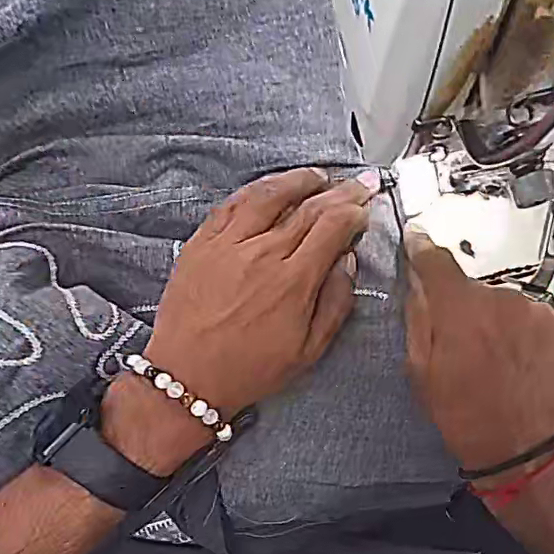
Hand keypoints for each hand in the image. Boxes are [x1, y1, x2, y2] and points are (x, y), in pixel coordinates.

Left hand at [102, 168, 377, 473]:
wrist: (189, 377)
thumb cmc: (248, 369)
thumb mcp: (308, 351)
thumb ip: (335, 303)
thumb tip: (348, 263)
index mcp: (293, 281)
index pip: (333, 226)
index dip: (354, 211)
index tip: (364, 209)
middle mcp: (262, 253)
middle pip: (309, 206)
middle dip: (340, 191)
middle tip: (356, 183)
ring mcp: (229, 244)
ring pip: (270, 194)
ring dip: (299, 180)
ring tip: (318, 176)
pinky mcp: (202, 243)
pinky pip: (232, 204)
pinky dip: (256, 190)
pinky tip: (270, 188)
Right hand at [403, 228, 553, 478]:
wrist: (516, 443)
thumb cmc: (467, 414)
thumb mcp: (419, 368)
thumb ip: (416, 316)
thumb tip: (416, 285)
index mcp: (457, 310)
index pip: (435, 258)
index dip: (421, 247)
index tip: (417, 241)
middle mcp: (498, 301)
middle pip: (469, 284)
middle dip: (459, 303)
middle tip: (458, 341)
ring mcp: (530, 310)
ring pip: (498, 298)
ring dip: (490, 316)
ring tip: (488, 356)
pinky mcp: (553, 322)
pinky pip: (524, 311)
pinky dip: (515, 326)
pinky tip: (509, 356)